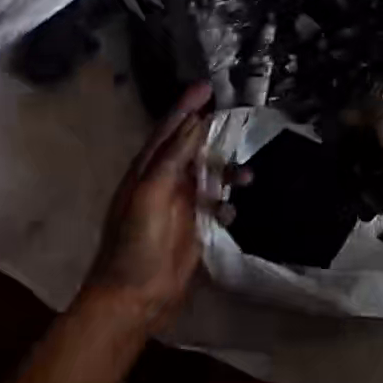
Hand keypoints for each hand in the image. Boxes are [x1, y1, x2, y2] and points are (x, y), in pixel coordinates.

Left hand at [74, 83, 215, 335]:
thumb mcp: (150, 194)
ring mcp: (179, 205)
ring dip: (226, 172)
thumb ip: (173, 158)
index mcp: (146, 170)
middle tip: (238, 119)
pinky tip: (232, 210)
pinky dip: (226, 202)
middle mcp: (163, 181)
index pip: (169, 130)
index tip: (206, 87)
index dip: (186, 107)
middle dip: (212, 133)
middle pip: (191, 148)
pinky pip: (215, 205)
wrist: (135, 296)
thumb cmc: (136, 243)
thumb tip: (195, 123)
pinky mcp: (194, 228)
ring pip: (207, 176)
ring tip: (246, 177)